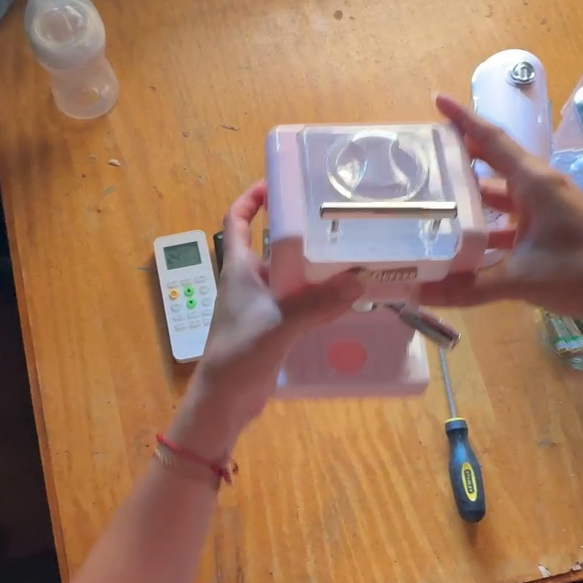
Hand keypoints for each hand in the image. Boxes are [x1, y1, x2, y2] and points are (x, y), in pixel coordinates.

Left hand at [175, 181, 362, 453]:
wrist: (224, 401)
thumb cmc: (239, 354)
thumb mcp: (279, 324)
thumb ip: (317, 303)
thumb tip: (359, 279)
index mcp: (238, 269)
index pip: (237, 221)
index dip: (251, 198)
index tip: (275, 181)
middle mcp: (248, 282)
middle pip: (274, 247)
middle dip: (300, 234)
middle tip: (336, 222)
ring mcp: (260, 307)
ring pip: (290, 278)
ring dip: (313, 269)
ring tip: (350, 256)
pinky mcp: (272, 329)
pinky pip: (297, 304)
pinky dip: (317, 299)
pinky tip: (343, 300)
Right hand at [418, 93, 582, 319]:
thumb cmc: (580, 274)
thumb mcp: (519, 280)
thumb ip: (468, 287)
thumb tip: (419, 294)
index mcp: (535, 184)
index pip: (493, 141)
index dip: (464, 119)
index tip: (437, 100)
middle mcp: (542, 188)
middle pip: (497, 160)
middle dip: (465, 151)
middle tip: (430, 149)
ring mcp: (549, 207)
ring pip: (504, 189)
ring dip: (476, 188)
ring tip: (441, 190)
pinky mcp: (553, 226)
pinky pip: (513, 214)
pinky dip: (490, 219)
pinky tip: (470, 235)